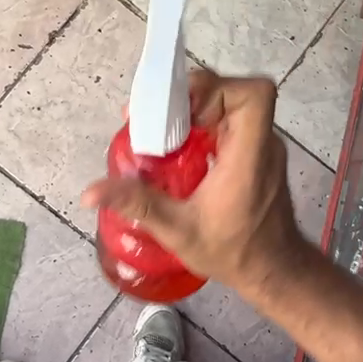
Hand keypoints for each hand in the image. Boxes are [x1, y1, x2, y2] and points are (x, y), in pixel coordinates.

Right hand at [82, 70, 313, 297]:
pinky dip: (204, 125)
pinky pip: (232, 123)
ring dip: (196, 110)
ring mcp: (263, 148)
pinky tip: (178, 148)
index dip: (216, 89)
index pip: (253, 95)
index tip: (180, 109)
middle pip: (237, 92)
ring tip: (162, 130)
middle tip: (157, 117)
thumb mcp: (178, 231)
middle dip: (195, 97)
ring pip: (233, 104)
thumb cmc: (233, 253)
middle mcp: (262, 144)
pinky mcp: (257, 155)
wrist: (272, 271)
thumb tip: (90, 192)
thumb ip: (137, 204)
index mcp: (250, 157)